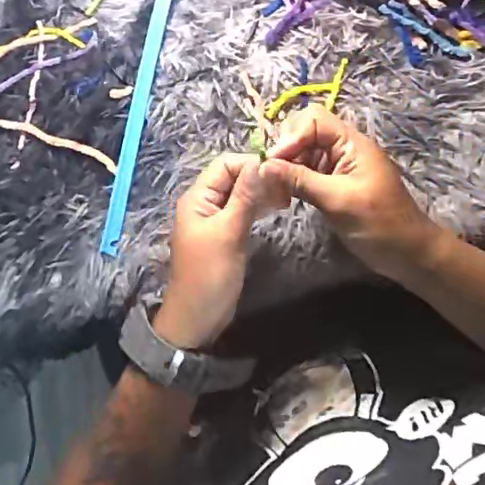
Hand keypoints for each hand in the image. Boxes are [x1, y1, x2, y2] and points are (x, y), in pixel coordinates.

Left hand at [155, 154, 287, 349]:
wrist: (195, 320)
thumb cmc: (209, 276)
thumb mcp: (229, 234)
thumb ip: (245, 198)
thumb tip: (261, 164)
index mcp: (198, 197)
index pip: (226, 164)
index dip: (252, 164)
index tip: (281, 171)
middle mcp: (204, 202)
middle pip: (233, 176)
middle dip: (259, 176)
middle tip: (289, 185)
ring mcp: (214, 218)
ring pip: (240, 193)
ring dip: (262, 191)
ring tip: (288, 196)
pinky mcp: (225, 233)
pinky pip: (242, 210)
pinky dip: (258, 206)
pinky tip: (277, 208)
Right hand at [260, 107, 452, 280]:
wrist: (409, 254)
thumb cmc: (379, 225)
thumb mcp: (338, 201)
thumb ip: (301, 180)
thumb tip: (264, 166)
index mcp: (352, 143)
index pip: (313, 120)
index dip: (290, 137)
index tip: (272, 164)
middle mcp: (343, 148)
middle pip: (305, 130)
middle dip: (285, 149)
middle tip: (272, 176)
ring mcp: (338, 165)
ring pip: (302, 151)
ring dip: (286, 166)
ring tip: (274, 190)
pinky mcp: (333, 182)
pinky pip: (306, 170)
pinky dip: (292, 179)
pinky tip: (283, 196)